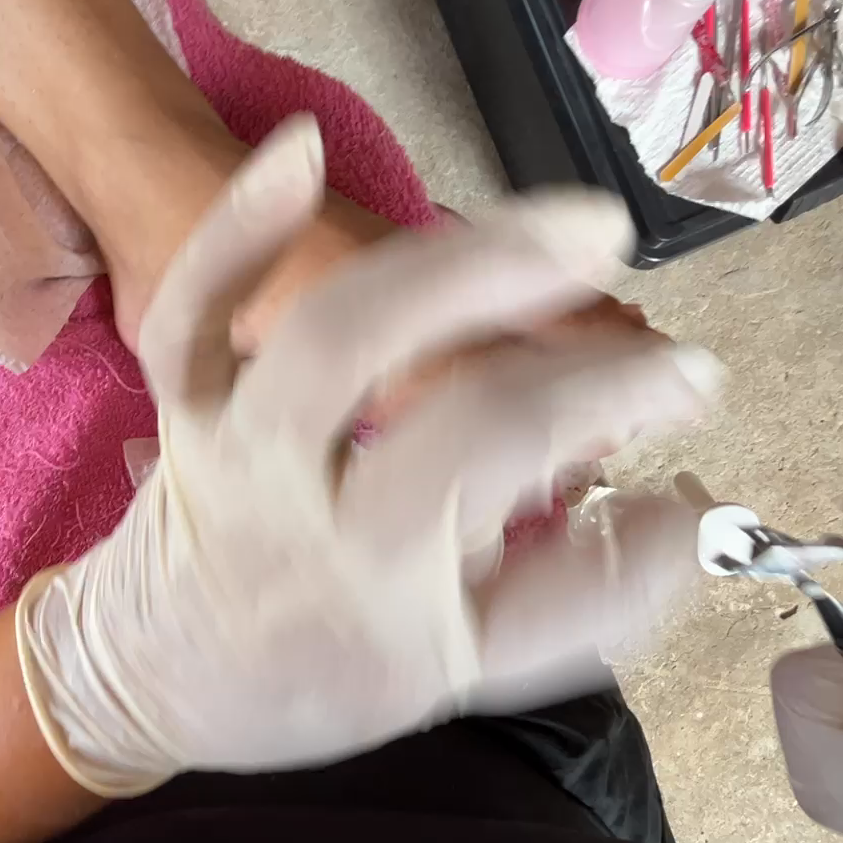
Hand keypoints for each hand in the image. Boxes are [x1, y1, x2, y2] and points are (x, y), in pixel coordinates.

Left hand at [15, 118, 718, 794]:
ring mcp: (235, 460)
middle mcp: (311, 529)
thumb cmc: (306, 686)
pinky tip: (296, 155)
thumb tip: (681, 510)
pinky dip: (234, 233)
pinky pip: (189, 319)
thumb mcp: (447, 678)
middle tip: (649, 310)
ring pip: (336, 341)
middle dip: (576, 363)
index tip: (687, 387)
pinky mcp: (183, 418)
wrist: (155, 681)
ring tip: (565, 231)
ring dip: (459, 268)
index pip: (540, 509)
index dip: (623, 416)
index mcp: (389, 609)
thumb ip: (571, 605)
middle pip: (460, 426)